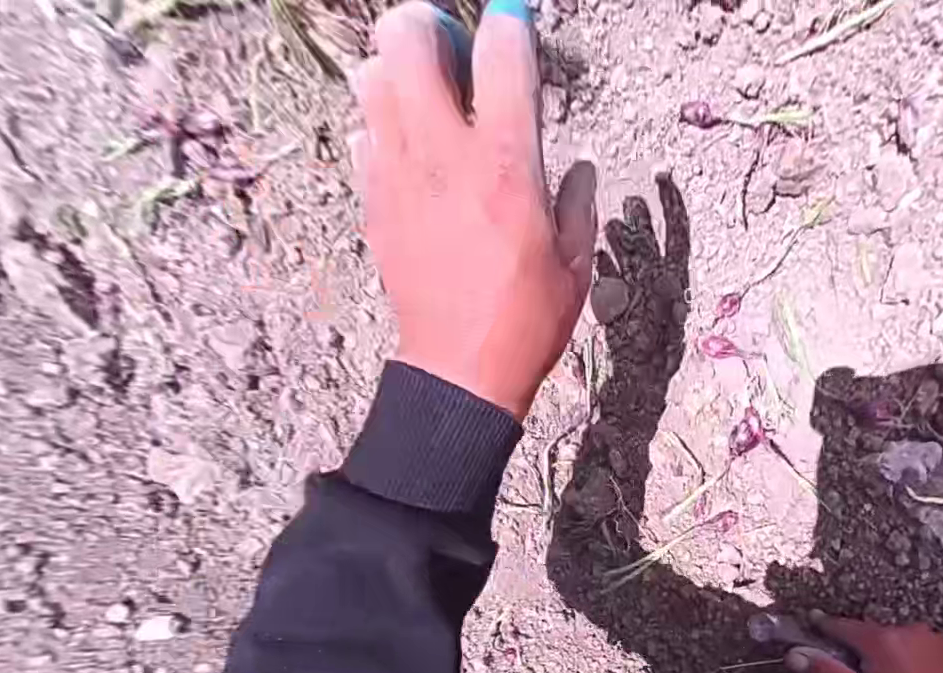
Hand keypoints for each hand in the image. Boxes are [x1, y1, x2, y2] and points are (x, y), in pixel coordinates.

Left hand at [351, 1, 596, 417]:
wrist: (463, 368)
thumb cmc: (529, 322)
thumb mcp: (575, 268)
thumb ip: (576, 205)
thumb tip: (576, 167)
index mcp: (507, 166)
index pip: (502, 54)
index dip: (512, 26)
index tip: (518, 23)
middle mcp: (444, 152)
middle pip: (410, 35)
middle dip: (433, 26)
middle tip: (456, 55)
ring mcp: (398, 172)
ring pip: (373, 73)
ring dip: (403, 69)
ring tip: (433, 102)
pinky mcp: (374, 199)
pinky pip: (365, 130)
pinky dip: (386, 123)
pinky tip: (415, 154)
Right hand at [785, 615, 942, 672]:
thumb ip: (827, 672)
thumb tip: (795, 656)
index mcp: (878, 638)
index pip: (842, 625)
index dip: (824, 625)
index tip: (813, 621)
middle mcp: (902, 629)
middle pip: (868, 632)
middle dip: (857, 646)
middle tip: (851, 669)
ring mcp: (926, 636)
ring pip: (893, 640)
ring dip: (884, 653)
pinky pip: (914, 647)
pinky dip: (905, 657)